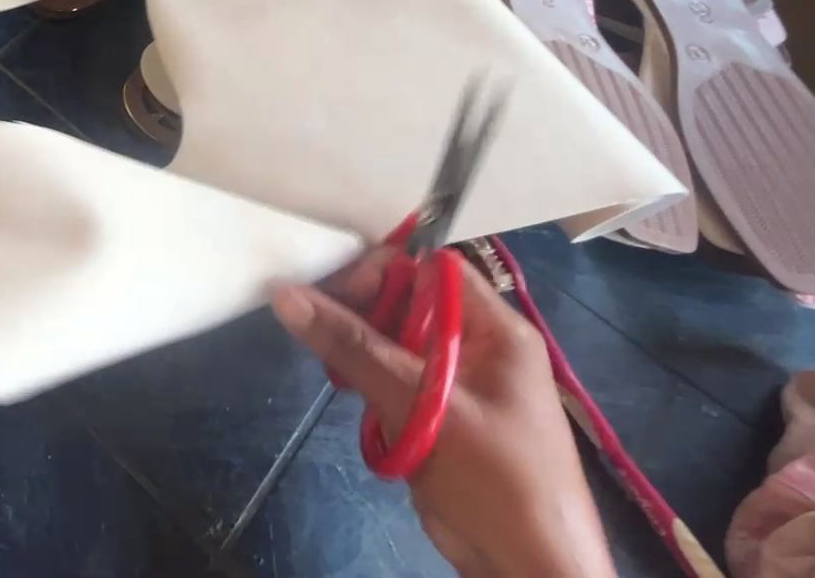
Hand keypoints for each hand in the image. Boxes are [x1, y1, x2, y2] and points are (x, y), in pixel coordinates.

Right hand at [272, 250, 616, 577]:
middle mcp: (475, 343)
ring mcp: (453, 375)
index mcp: (493, 330)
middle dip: (358, 311)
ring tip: (339, 373)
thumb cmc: (496, 482)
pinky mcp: (432, 405)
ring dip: (355, 345)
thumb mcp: (420, 405)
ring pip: (386, 331)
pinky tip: (351, 393)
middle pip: (402, 296)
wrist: (529, 572)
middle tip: (326, 338)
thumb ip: (352, 346)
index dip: (380, 271)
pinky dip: (361, 373)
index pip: (428, 266)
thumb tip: (284, 294)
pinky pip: (385, 366)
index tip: (336, 298)